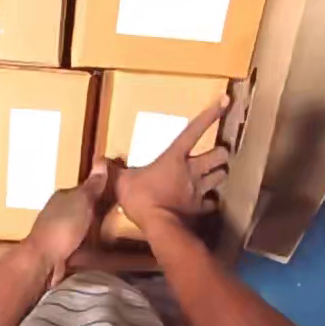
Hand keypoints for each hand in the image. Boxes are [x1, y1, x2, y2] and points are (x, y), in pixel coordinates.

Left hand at [23, 163, 109, 284]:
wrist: (43, 260)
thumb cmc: (63, 227)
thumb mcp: (82, 202)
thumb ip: (92, 186)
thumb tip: (102, 160)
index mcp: (62, 197)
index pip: (85, 189)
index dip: (101, 190)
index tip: (120, 194)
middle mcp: (58, 213)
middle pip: (83, 209)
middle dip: (100, 212)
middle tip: (124, 215)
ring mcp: (58, 232)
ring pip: (81, 228)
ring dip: (95, 230)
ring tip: (118, 233)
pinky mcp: (61, 251)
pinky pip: (79, 245)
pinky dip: (89, 246)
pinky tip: (102, 249)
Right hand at [114, 98, 230, 231]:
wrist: (159, 225)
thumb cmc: (141, 198)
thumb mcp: (121, 181)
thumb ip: (114, 170)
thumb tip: (99, 160)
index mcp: (174, 158)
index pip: (194, 130)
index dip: (210, 114)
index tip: (225, 100)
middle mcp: (192, 170)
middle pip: (219, 155)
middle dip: (221, 153)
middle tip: (217, 154)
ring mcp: (199, 190)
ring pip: (221, 176)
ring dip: (220, 174)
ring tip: (216, 175)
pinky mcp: (200, 209)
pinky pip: (212, 203)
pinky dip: (211, 202)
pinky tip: (207, 203)